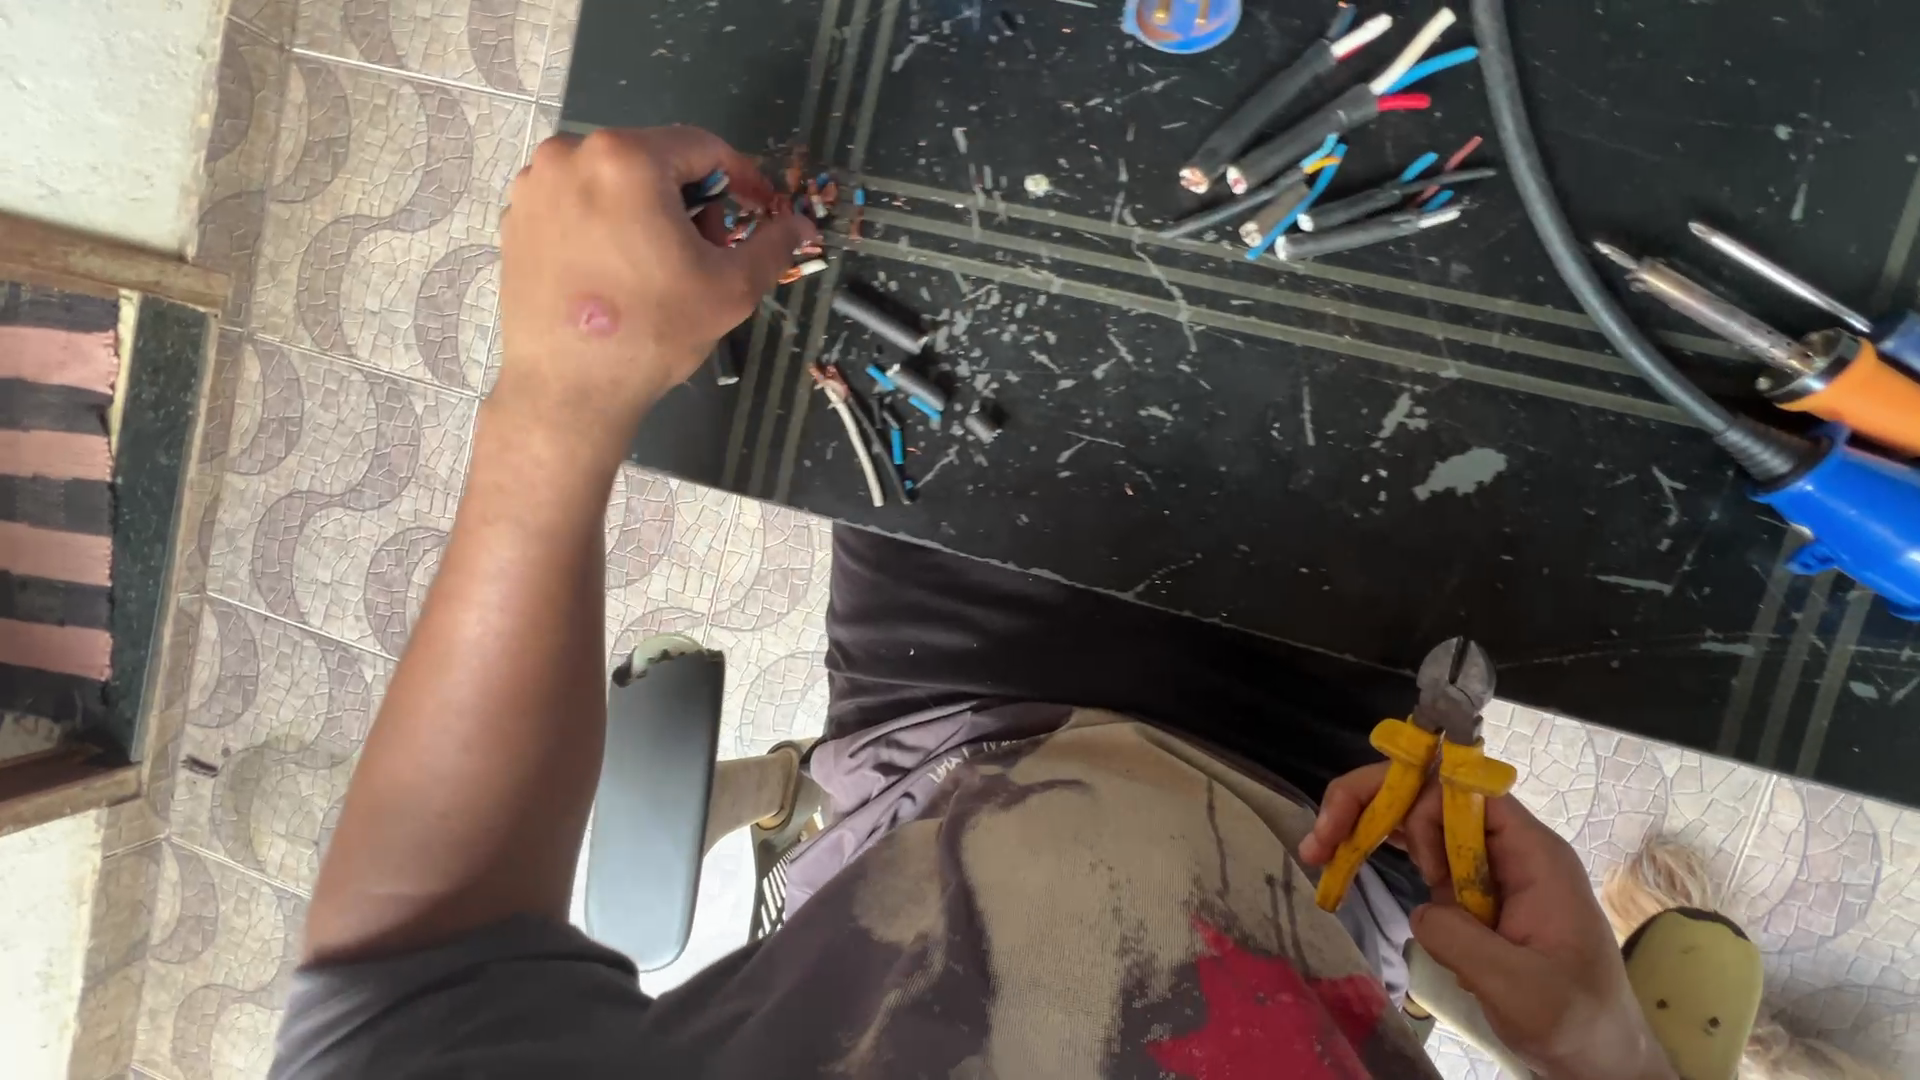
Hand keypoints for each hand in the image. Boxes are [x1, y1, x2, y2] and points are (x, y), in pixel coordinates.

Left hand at [496, 126, 815, 443]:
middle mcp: (571, 154)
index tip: (760, 210)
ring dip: (651, 212)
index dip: (742, 178)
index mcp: (627, 158)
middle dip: (693, 200)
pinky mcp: (516, 217)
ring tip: (664, 266)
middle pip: (655, 161)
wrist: (568, 386)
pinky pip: (579, 205)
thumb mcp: (732, 289)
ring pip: (615, 182)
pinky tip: (621, 274)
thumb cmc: (656, 331)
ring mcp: (536, 185)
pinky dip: (610, 226)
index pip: (702, 147)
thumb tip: (802, 224)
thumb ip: (772, 246)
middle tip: (710, 249)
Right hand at [1300, 764, 1675, 1079]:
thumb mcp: (1522, 989)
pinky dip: (1372, 847)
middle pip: (1424, 791)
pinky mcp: (1462, 883)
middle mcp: (1503, 844)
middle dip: (1368, 804)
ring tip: (1320, 853)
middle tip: (1321, 841)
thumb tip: (1419, 909)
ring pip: (1409, 814)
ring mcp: (1480, 861)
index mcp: (1531, 853)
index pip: (1462, 789)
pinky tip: (1341, 860)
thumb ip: (1462, 939)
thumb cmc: (1576, 1023)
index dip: (1411, 795)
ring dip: (1361, 824)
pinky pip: (1411, 846)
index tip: (1378, 838)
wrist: (1599, 1060)